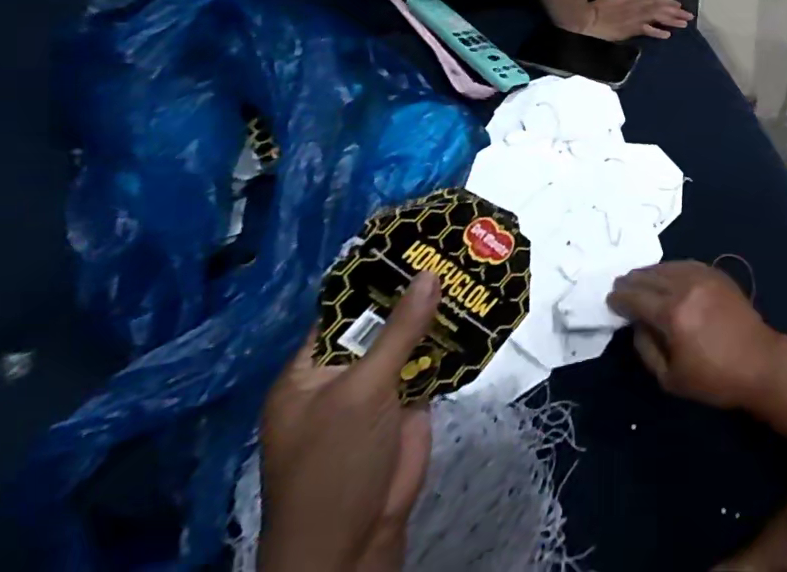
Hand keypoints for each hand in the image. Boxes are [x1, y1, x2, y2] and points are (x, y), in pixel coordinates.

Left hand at [259, 272, 439, 571]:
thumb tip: (429, 273)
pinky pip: (429, 368)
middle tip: (449, 249)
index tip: (411, 243)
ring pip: (408, 344)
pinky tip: (476, 315)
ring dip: (435, 316)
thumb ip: (399, 332)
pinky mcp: (409, 409)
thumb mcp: (362, 391)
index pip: (342, 311)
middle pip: (380, 324)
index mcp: (310, 370)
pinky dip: (450, 346)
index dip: (374, 279)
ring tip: (469, 270)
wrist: (354, 543)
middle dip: (412, 293)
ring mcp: (378, 394)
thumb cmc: (336, 463)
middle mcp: (342, 376)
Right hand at [576, 0, 692, 40]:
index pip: (654, 0)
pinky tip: (667, 35)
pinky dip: (657, 32)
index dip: (667, 2)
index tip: (678, 4)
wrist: (588, 18)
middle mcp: (637, 8)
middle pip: (660, 9)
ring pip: (657, 18)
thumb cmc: (598, 8)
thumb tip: (637, 0)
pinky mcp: (630, 30)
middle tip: (689, 15)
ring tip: (684, 23)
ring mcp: (635, 20)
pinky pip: (647, 30)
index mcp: (634, 0)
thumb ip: (629, 0)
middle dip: (675, 11)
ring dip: (671, 20)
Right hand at [607, 262, 782, 408]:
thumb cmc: (715, 378)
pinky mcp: (717, 274)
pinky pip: (686, 264)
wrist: (761, 364)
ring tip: (639, 279)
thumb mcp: (670, 378)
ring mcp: (703, 277)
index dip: (620, 298)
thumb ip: (646, 348)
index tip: (611, 300)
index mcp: (672, 315)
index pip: (636, 298)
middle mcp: (685, 288)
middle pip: (649, 277)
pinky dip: (670, 268)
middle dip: (631, 281)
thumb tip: (636, 324)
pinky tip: (665, 275)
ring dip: (649, 272)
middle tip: (620, 286)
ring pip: (667, 266)